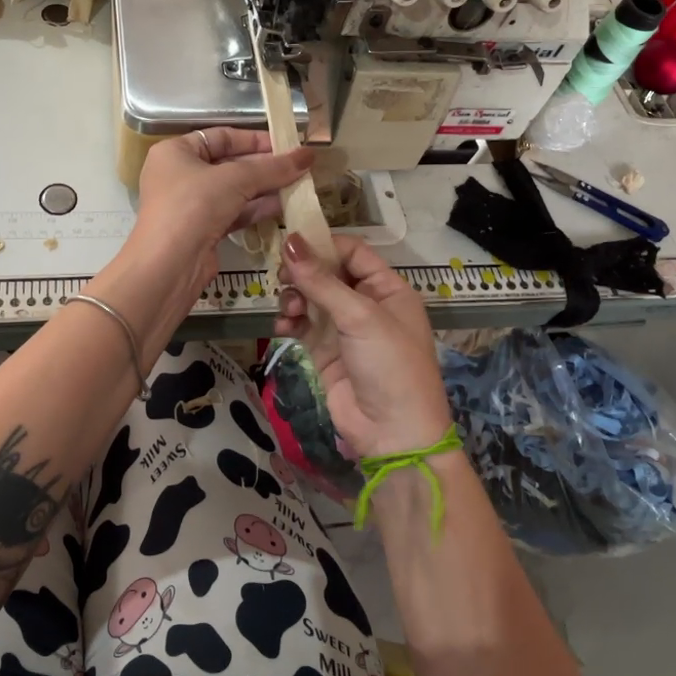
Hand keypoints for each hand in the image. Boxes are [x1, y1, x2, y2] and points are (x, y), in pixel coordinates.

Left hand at [127, 128, 314, 292]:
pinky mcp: (203, 230)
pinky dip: (257, 208)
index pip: (221, 137)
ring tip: (300, 184)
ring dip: (266, 187)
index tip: (286, 144)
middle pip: (229, 163)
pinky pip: (234, 212)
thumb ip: (273, 167)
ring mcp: (191, 205)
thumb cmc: (194, 206)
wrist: (169, 266)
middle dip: (264, 165)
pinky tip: (285, 205)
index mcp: (175, 152)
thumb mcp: (235, 179)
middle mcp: (180, 175)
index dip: (254, 139)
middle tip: (300, 166)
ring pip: (234, 190)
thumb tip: (308, 155)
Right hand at [276, 233, 452, 457]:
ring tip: (288, 309)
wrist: (393, 434)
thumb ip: (321, 280)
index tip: (291, 243)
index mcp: (388, 290)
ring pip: (310, 298)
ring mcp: (344, 329)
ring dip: (294, 298)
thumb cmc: (390, 365)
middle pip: (327, 273)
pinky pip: (301, 325)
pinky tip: (282, 328)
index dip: (324, 245)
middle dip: (303, 273)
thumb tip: (290, 241)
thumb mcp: (359, 317)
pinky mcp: (325, 351)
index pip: (353, 252)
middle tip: (281, 276)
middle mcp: (367, 305)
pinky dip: (289, 322)